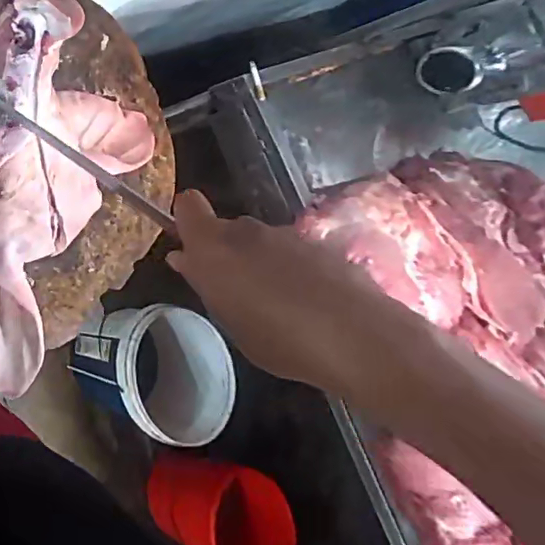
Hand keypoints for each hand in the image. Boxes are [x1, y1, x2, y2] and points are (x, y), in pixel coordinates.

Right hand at [165, 190, 426, 400]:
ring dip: (259, 263)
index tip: (191, 252)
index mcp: (216, 246)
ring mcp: (286, 234)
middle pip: (226, 228)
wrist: (358, 337)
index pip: (188, 205)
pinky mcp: (320, 244)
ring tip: (274, 307)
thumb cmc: (280, 339)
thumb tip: (186, 257)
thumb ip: (206, 284)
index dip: (186, 222)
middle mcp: (248, 230)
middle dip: (225, 253)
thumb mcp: (231, 321)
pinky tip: (307, 306)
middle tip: (233, 293)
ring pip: (259, 241)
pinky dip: (292, 270)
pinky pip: (291, 252)